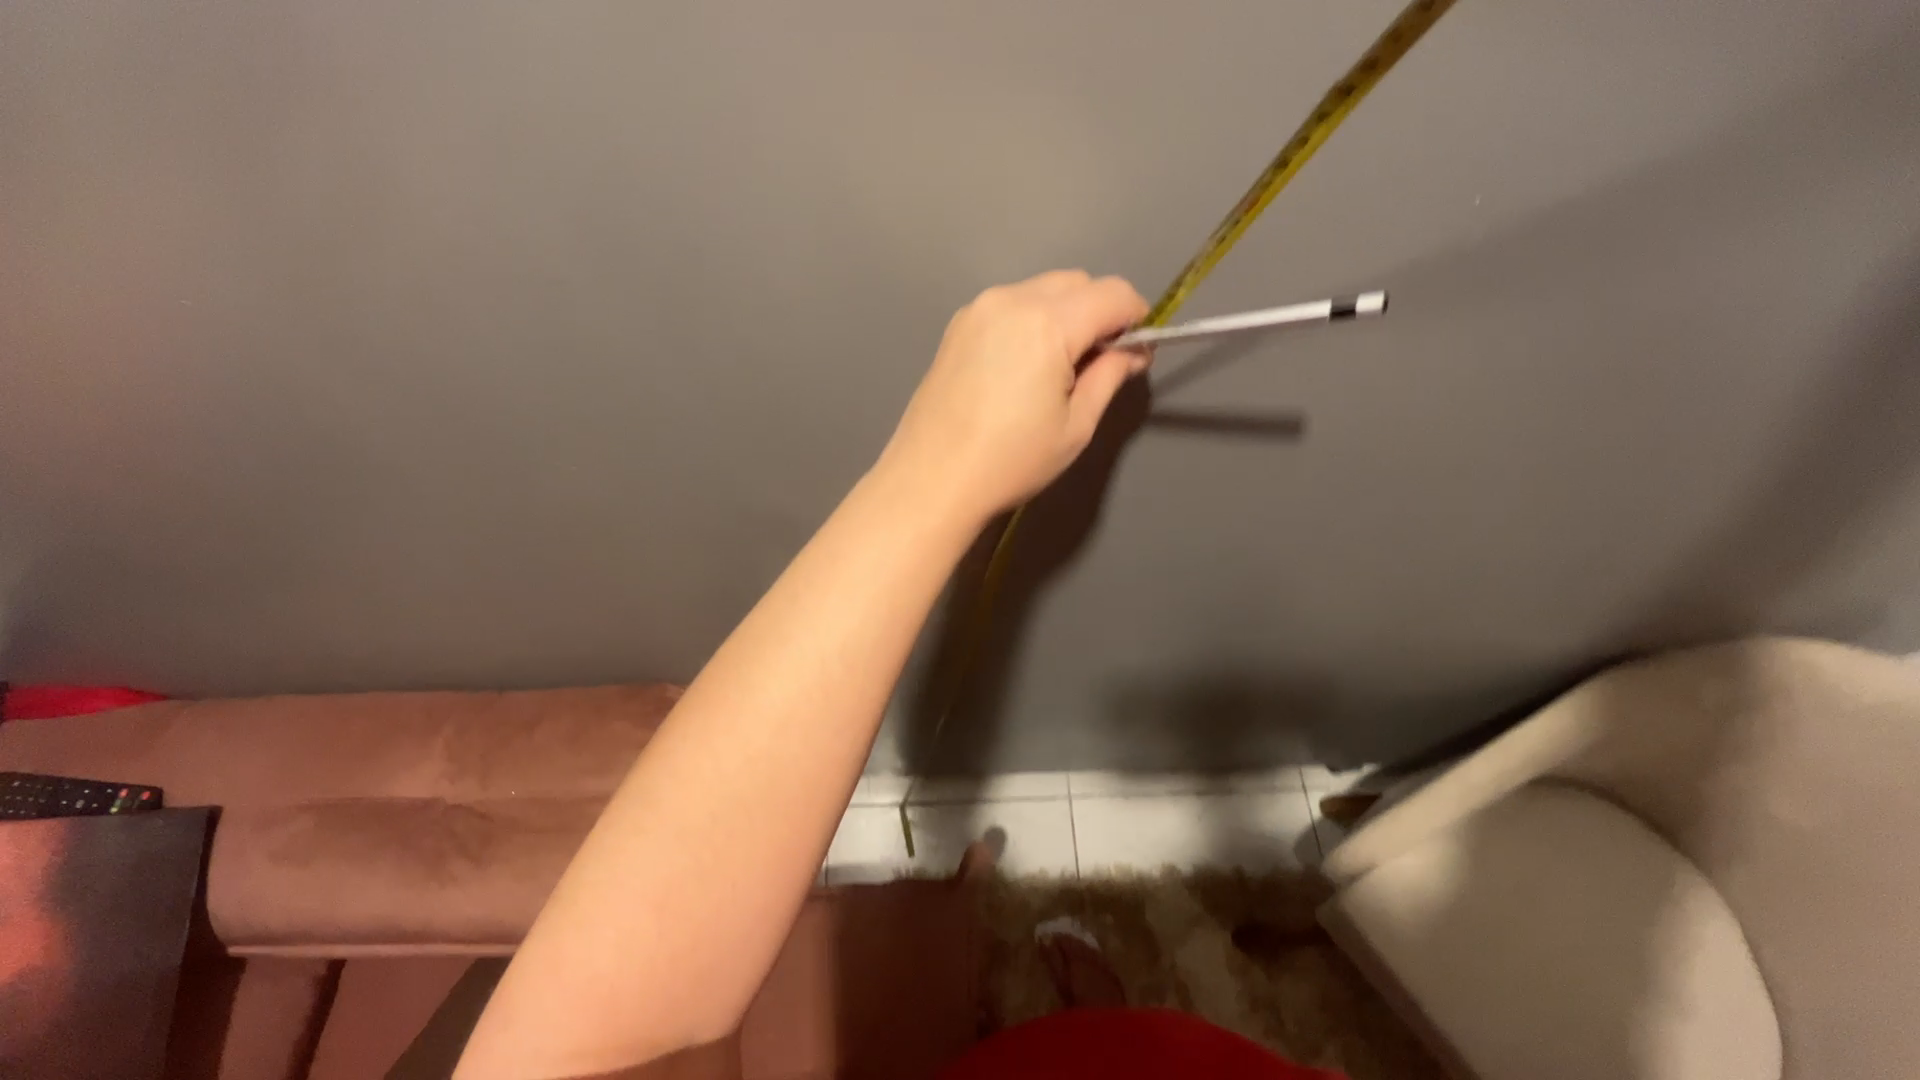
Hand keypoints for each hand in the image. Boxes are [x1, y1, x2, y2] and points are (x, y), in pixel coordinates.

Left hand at [876, 270, 1150, 525]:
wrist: (931, 479)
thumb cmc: (1010, 461)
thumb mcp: (1075, 426)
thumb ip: (1109, 376)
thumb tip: (1133, 351)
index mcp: (1047, 324)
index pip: (1113, 293)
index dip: (1136, 318)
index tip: (1136, 353)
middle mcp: (1011, 300)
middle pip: (1077, 283)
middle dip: (1099, 313)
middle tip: (1096, 365)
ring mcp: (978, 309)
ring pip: (1042, 290)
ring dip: (1064, 315)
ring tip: (1057, 370)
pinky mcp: (958, 325)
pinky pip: (1011, 305)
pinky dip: (1031, 321)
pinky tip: (1023, 368)